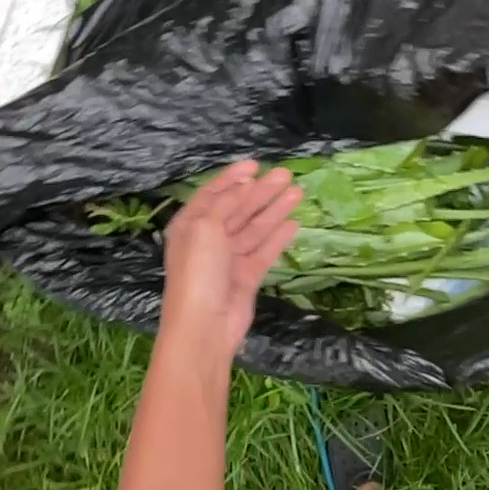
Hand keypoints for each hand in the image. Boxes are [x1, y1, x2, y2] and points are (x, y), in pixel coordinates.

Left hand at [161, 160, 300, 357]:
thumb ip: (225, 203)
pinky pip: (265, 251)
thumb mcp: (205, 227)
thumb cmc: (197, 271)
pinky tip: (294, 223)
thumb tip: (244, 184)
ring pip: (255, 228)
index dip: (233, 177)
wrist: (204, 325)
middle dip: (261, 191)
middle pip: (238, 209)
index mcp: (190, 225)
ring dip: (275, 210)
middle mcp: (208, 239)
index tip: (256, 164)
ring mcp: (229, 259)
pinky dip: (278, 237)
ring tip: (297, 193)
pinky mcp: (247, 276)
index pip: (213, 194)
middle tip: (286, 175)